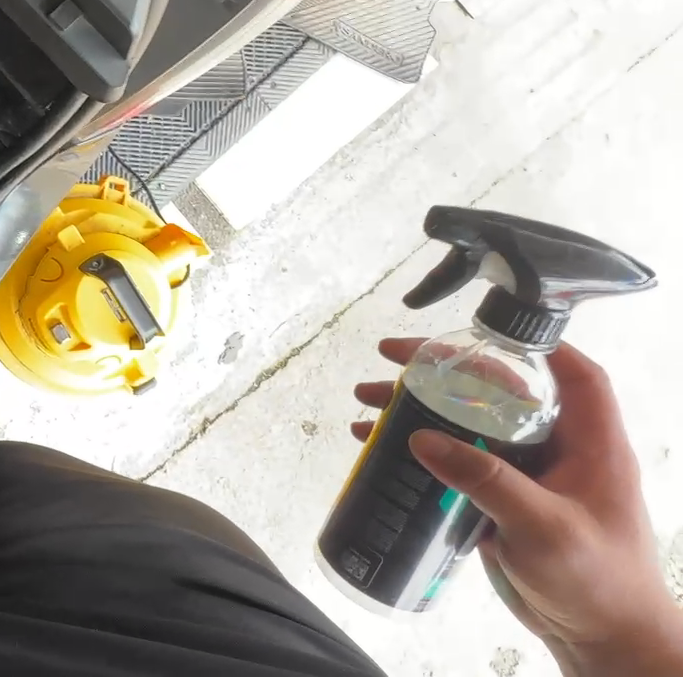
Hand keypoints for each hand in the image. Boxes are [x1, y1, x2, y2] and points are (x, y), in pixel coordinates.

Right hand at [354, 339, 682, 673]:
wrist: (603, 640)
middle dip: (440, 369)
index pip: (576, 378)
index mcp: (590, 448)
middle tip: (389, 358)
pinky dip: (409, 440)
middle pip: (498, 389)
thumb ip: (486, 480)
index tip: (476, 329)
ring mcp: (525, 472)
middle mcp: (558, 450)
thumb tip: (420, 435)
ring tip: (366, 399)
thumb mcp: (545, 529)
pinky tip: (374, 441)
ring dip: (414, 403)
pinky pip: (448, 452)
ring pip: (465, 418)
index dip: (536, 345)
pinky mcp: (496, 493)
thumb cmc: (598, 582)